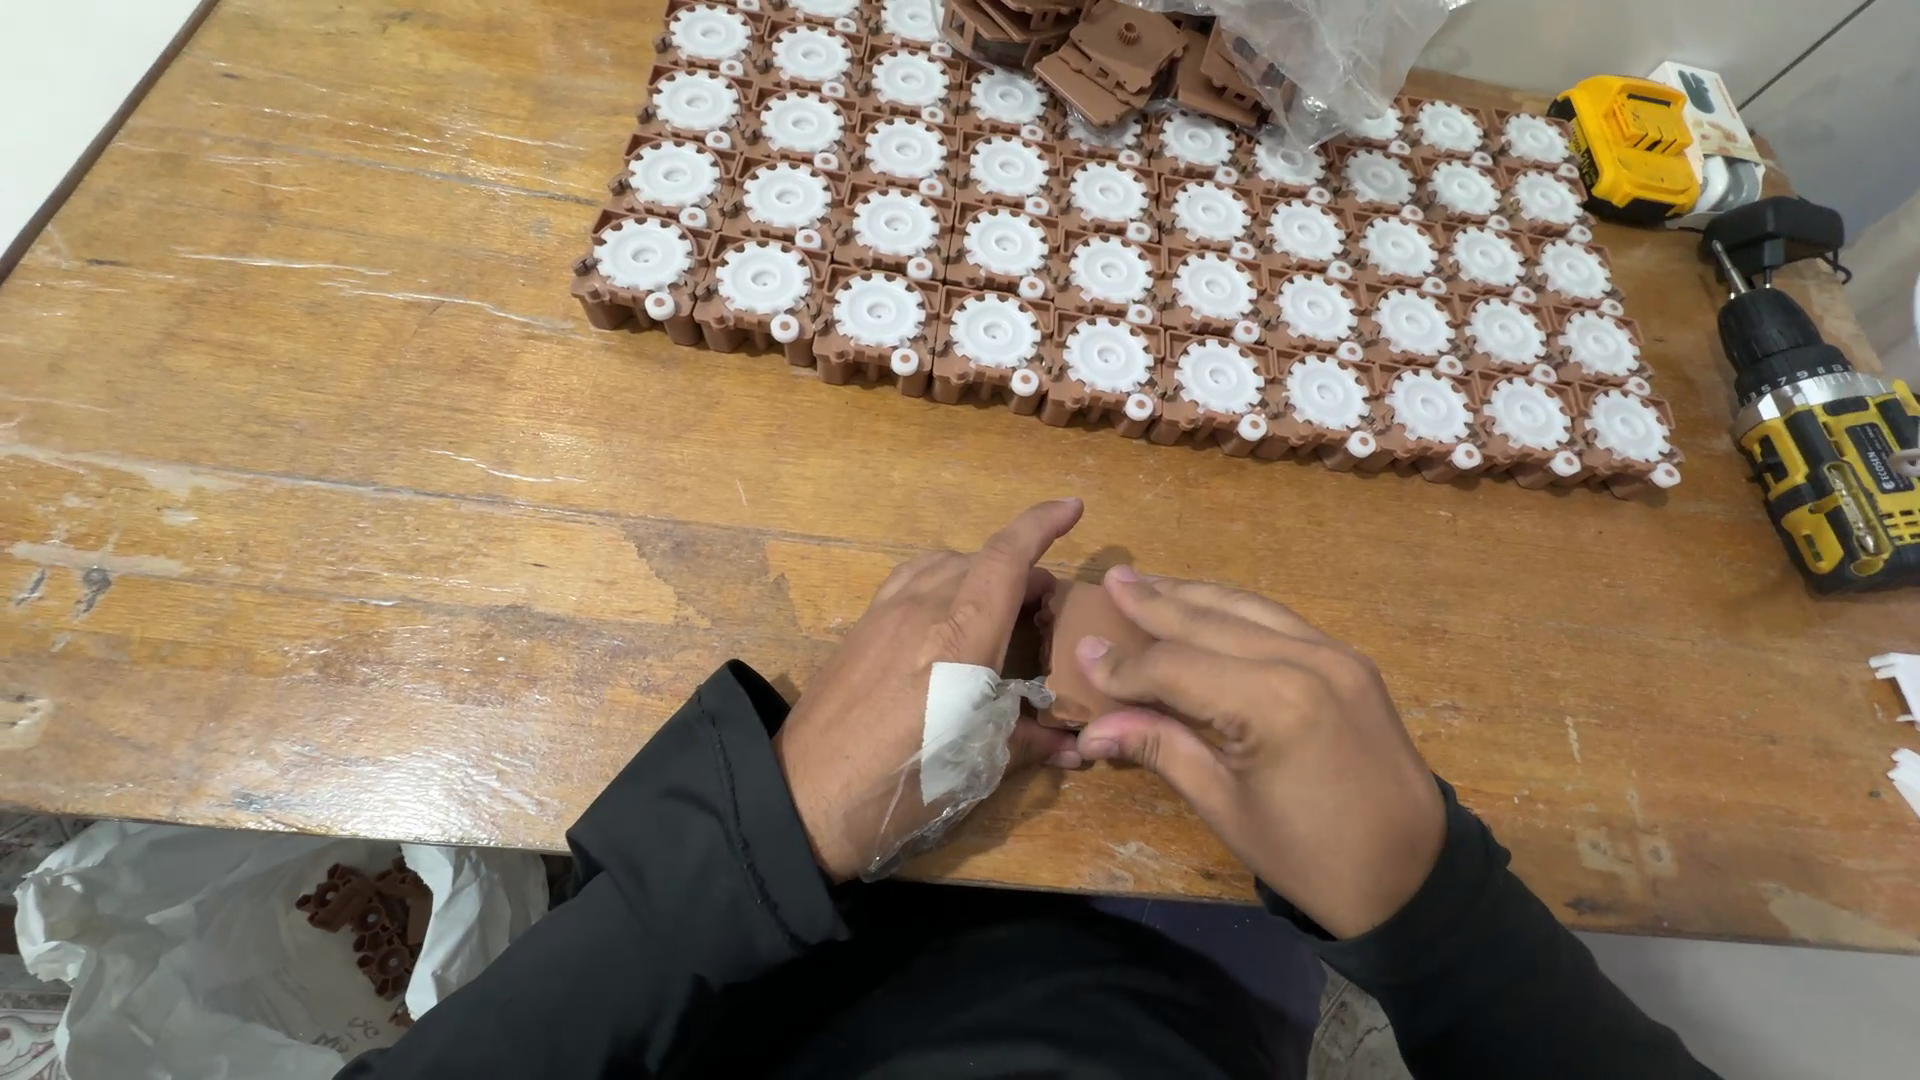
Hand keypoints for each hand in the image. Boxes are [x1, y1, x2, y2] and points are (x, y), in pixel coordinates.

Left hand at [773, 499, 1084, 881]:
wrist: (805, 799)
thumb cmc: (901, 785)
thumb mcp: (975, 768)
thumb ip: (1030, 743)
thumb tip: (1076, 748)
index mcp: (960, 635)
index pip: (1005, 557)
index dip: (1042, 524)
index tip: (1072, 508)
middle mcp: (922, 608)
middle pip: (979, 561)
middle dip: (1021, 569)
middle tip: (1046, 605)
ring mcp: (885, 613)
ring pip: (942, 565)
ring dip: (978, 572)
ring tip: (997, 606)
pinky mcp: (861, 628)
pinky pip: (910, 581)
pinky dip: (940, 581)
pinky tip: (944, 616)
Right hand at [1070, 567, 1445, 938]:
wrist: (1415, 880)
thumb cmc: (1311, 857)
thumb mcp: (1225, 807)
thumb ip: (1159, 750)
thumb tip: (1091, 730)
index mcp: (1273, 703)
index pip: (1176, 666)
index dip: (1124, 664)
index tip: (1083, 653)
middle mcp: (1306, 661)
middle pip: (1209, 620)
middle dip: (1155, 601)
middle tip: (1113, 579)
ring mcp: (1336, 654)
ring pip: (1247, 607)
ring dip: (1194, 594)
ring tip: (1150, 580)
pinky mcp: (1351, 661)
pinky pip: (1279, 619)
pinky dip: (1234, 609)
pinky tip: (1208, 605)